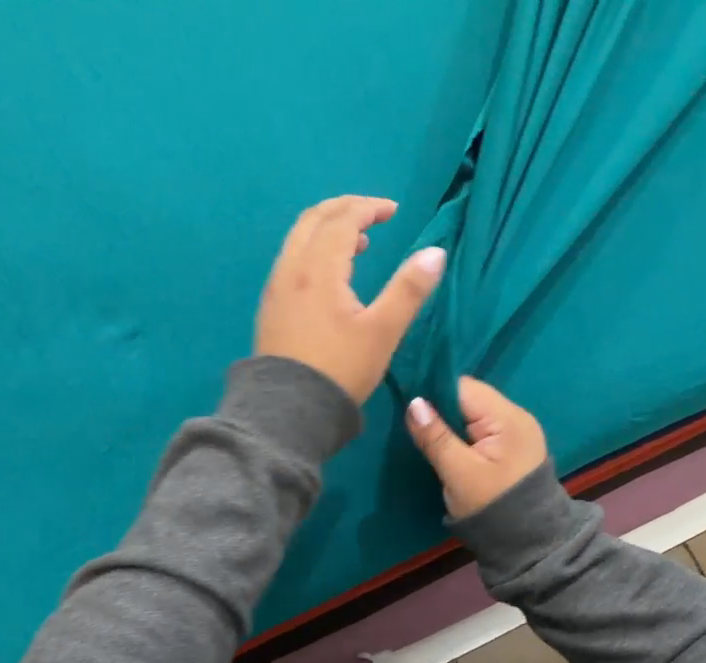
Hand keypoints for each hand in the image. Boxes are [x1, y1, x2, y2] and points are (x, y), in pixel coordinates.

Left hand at [255, 195, 445, 403]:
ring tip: (357, 245)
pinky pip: (290, 263)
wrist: (288, 410)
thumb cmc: (340, 370)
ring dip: (327, 231)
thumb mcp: (382, 332)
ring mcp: (275, 290)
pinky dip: (313, 252)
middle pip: (313, 220)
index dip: (368, 209)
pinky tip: (330, 276)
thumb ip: (408, 289)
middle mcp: (290, 271)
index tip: (393, 212)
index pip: (342, 220)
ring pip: (298, 241)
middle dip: (343, 209)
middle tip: (371, 214)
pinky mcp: (270, 310)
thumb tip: (435, 252)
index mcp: (318, 269)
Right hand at [406, 376, 548, 517]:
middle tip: (413, 428)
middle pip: (467, 398)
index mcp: (507, 418)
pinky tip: (446, 448)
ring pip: (470, 414)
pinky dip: (460, 435)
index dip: (434, 393)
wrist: (528, 542)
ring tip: (426, 438)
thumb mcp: (459, 473)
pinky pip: (477, 429)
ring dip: (448, 424)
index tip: (409, 410)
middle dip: (440, 409)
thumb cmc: (492, 506)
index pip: (464, 387)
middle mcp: (514, 417)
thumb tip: (414, 402)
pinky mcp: (508, 447)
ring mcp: (513, 432)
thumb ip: (436, 437)